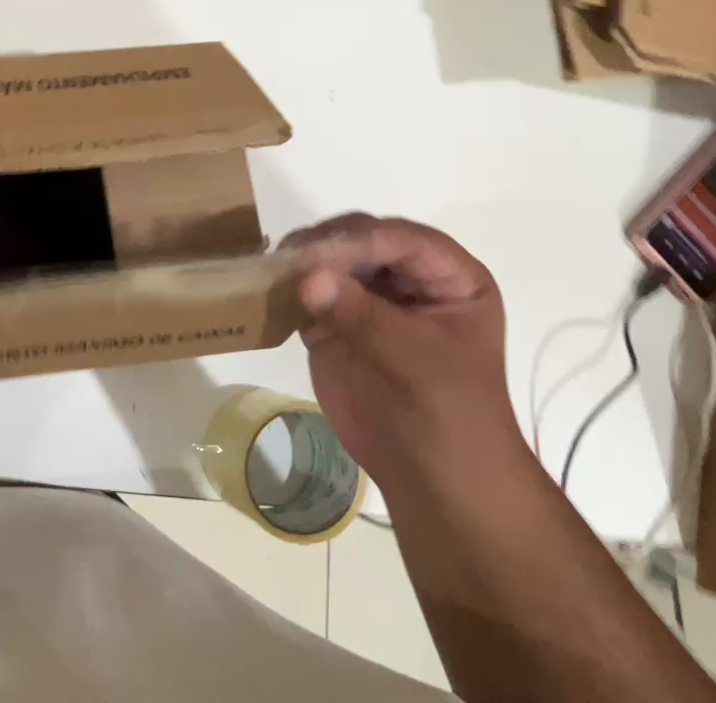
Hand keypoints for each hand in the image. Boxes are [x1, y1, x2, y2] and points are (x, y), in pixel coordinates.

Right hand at [280, 214, 516, 486]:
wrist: (431, 476)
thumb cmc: (448, 415)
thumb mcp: (418, 360)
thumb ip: (363, 314)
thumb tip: (307, 277)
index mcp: (450, 280)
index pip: (406, 240)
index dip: (365, 240)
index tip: (322, 254)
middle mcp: (407, 281)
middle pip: (363, 242)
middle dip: (327, 246)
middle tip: (289, 258)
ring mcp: (367, 302)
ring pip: (328, 263)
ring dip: (300, 264)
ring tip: (272, 271)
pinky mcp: (331, 326)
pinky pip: (304, 295)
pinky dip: (284, 291)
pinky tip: (265, 292)